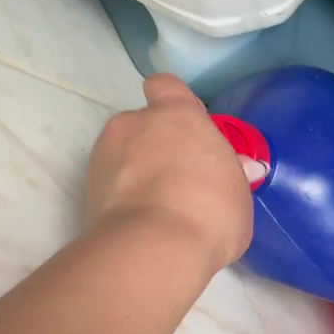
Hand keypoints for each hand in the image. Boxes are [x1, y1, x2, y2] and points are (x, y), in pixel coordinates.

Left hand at [85, 75, 252, 272]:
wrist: (156, 247)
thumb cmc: (212, 210)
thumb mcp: (240, 193)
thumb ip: (235, 173)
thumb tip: (244, 167)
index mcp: (178, 115)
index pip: (167, 87)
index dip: (177, 104)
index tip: (192, 131)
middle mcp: (136, 122)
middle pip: (147, 123)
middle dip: (161, 144)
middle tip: (185, 177)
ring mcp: (106, 151)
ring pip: (127, 150)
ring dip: (141, 167)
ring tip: (164, 202)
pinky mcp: (89, 183)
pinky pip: (114, 178)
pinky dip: (126, 191)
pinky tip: (147, 217)